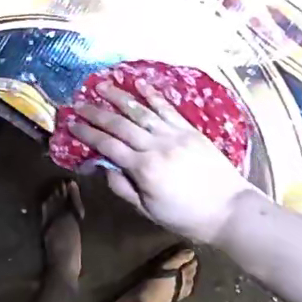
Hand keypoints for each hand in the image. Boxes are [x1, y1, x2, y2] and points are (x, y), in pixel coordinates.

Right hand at [70, 80, 258, 242]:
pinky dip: (153, 95)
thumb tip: (103, 167)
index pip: (107, 146)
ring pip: (141, 110)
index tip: (72, 124)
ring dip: (119, 96)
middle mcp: (156, 147)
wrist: (230, 210)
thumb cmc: (186, 216)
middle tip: (78, 102)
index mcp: (143, 169)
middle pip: (120, 124)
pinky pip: (167, 108)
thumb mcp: (148, 210)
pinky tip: (139, 84)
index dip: (87, 133)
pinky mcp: (190, 131)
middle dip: (96, 112)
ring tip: (102, 85)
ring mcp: (174, 135)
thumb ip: (123, 187)